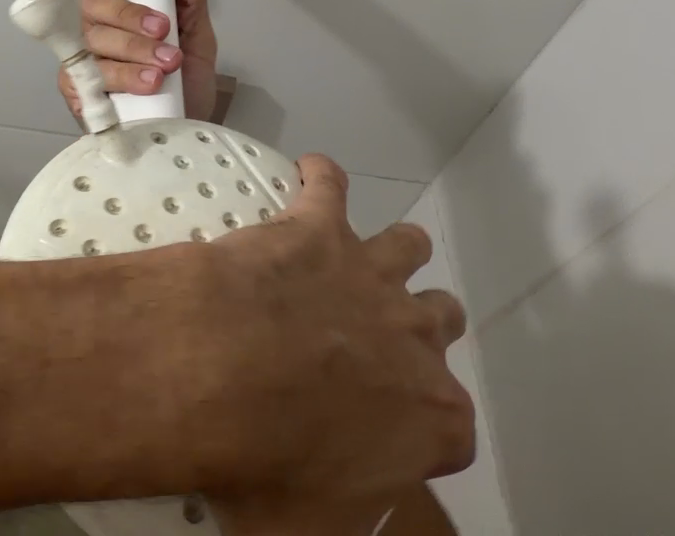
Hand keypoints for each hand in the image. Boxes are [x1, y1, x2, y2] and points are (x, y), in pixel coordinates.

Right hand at [58, 0, 217, 121]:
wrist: (189, 126)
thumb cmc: (186, 78)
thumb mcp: (197, 33)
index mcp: (115, 6)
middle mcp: (92, 28)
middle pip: (91, 5)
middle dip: (129, 15)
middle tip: (163, 29)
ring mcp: (82, 60)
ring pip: (94, 40)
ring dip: (135, 50)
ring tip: (168, 64)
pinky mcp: (79, 92)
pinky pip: (91, 76)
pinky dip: (125, 77)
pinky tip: (149, 84)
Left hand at [201, 155, 473, 533]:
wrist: (225, 371)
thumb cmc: (272, 463)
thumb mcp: (311, 531)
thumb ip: (339, 522)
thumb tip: (328, 522)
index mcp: (431, 419)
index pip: (450, 427)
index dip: (423, 426)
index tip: (391, 427)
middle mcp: (417, 338)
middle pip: (440, 320)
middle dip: (416, 327)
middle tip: (374, 336)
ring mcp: (370, 274)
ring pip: (409, 247)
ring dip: (391, 251)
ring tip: (360, 255)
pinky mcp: (320, 227)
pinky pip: (329, 182)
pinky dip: (320, 177)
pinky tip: (307, 173)